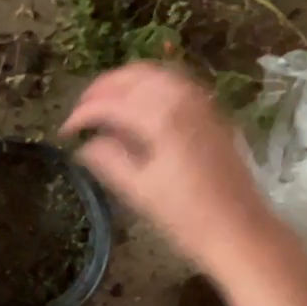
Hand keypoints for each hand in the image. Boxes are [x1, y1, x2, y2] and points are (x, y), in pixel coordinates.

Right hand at [61, 63, 286, 273]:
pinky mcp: (213, 114)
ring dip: (127, 82)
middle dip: (103, 88)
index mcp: (161, 120)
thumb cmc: (186, 217)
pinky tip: (140, 106)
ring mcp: (202, 105)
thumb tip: (84, 146)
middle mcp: (183, 102)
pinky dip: (151, 86)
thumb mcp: (139, 192)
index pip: (111, 104)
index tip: (65, 130)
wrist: (241, 230)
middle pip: (134, 76)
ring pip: (158, 74)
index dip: (83, 114)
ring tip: (106, 102)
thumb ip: (108, 160)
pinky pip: (177, 84)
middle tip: (82, 109)